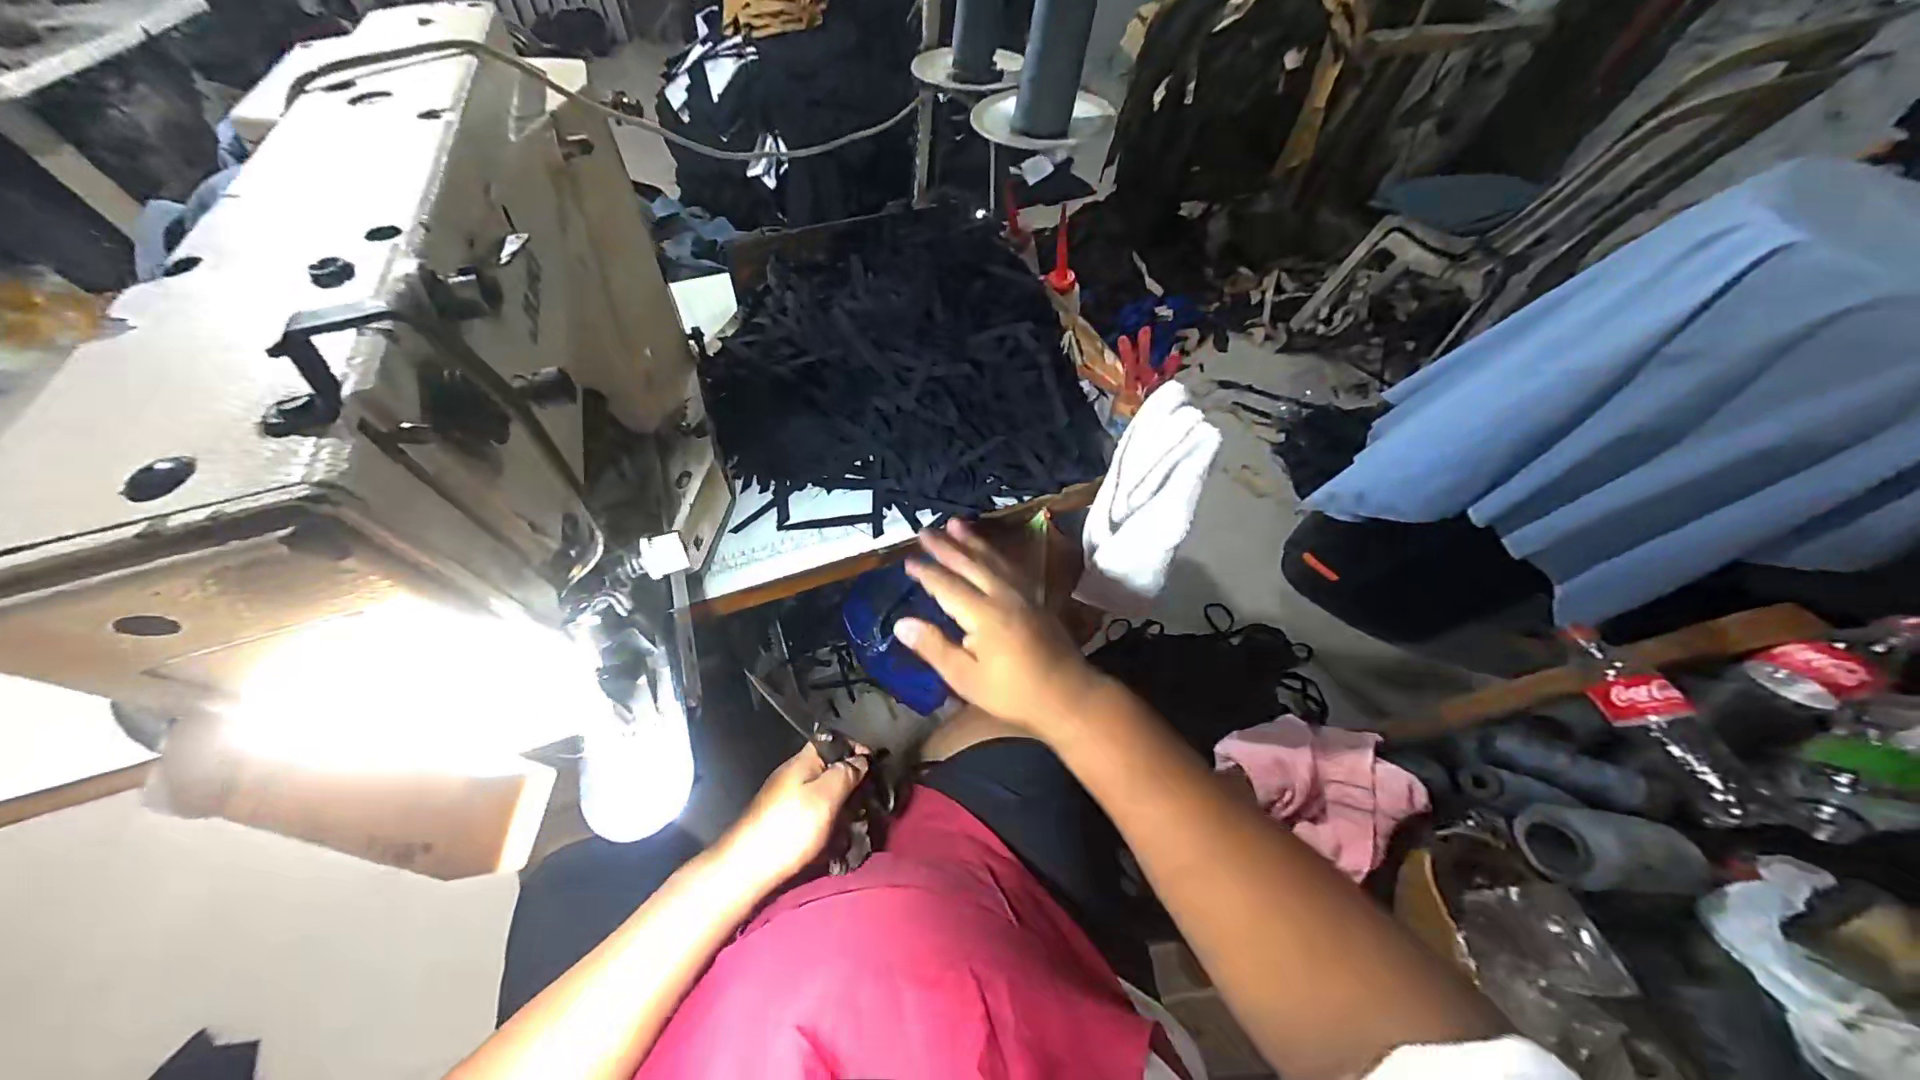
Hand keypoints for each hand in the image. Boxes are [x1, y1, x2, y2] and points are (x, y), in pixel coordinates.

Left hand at [715, 743, 868, 888]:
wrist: (746, 871)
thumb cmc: (789, 828)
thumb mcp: (825, 796)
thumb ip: (846, 773)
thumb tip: (862, 759)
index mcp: (802, 761)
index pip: (834, 741)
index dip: (856, 749)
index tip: (876, 767)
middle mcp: (794, 775)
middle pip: (831, 770)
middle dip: (853, 783)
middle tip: (872, 799)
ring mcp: (788, 800)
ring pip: (826, 795)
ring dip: (843, 807)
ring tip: (860, 822)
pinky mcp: (786, 824)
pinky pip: (816, 815)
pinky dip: (830, 823)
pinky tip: (840, 838)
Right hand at [895, 519, 1110, 738]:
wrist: (1069, 696)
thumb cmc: (1013, 693)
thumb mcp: (966, 679)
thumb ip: (935, 647)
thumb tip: (901, 623)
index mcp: (984, 615)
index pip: (947, 586)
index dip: (926, 572)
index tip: (907, 561)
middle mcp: (1004, 596)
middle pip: (971, 564)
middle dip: (947, 546)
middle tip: (925, 531)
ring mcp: (1024, 595)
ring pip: (993, 560)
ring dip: (972, 542)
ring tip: (956, 525)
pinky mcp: (1037, 600)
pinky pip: (1011, 567)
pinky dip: (995, 554)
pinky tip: (990, 552)